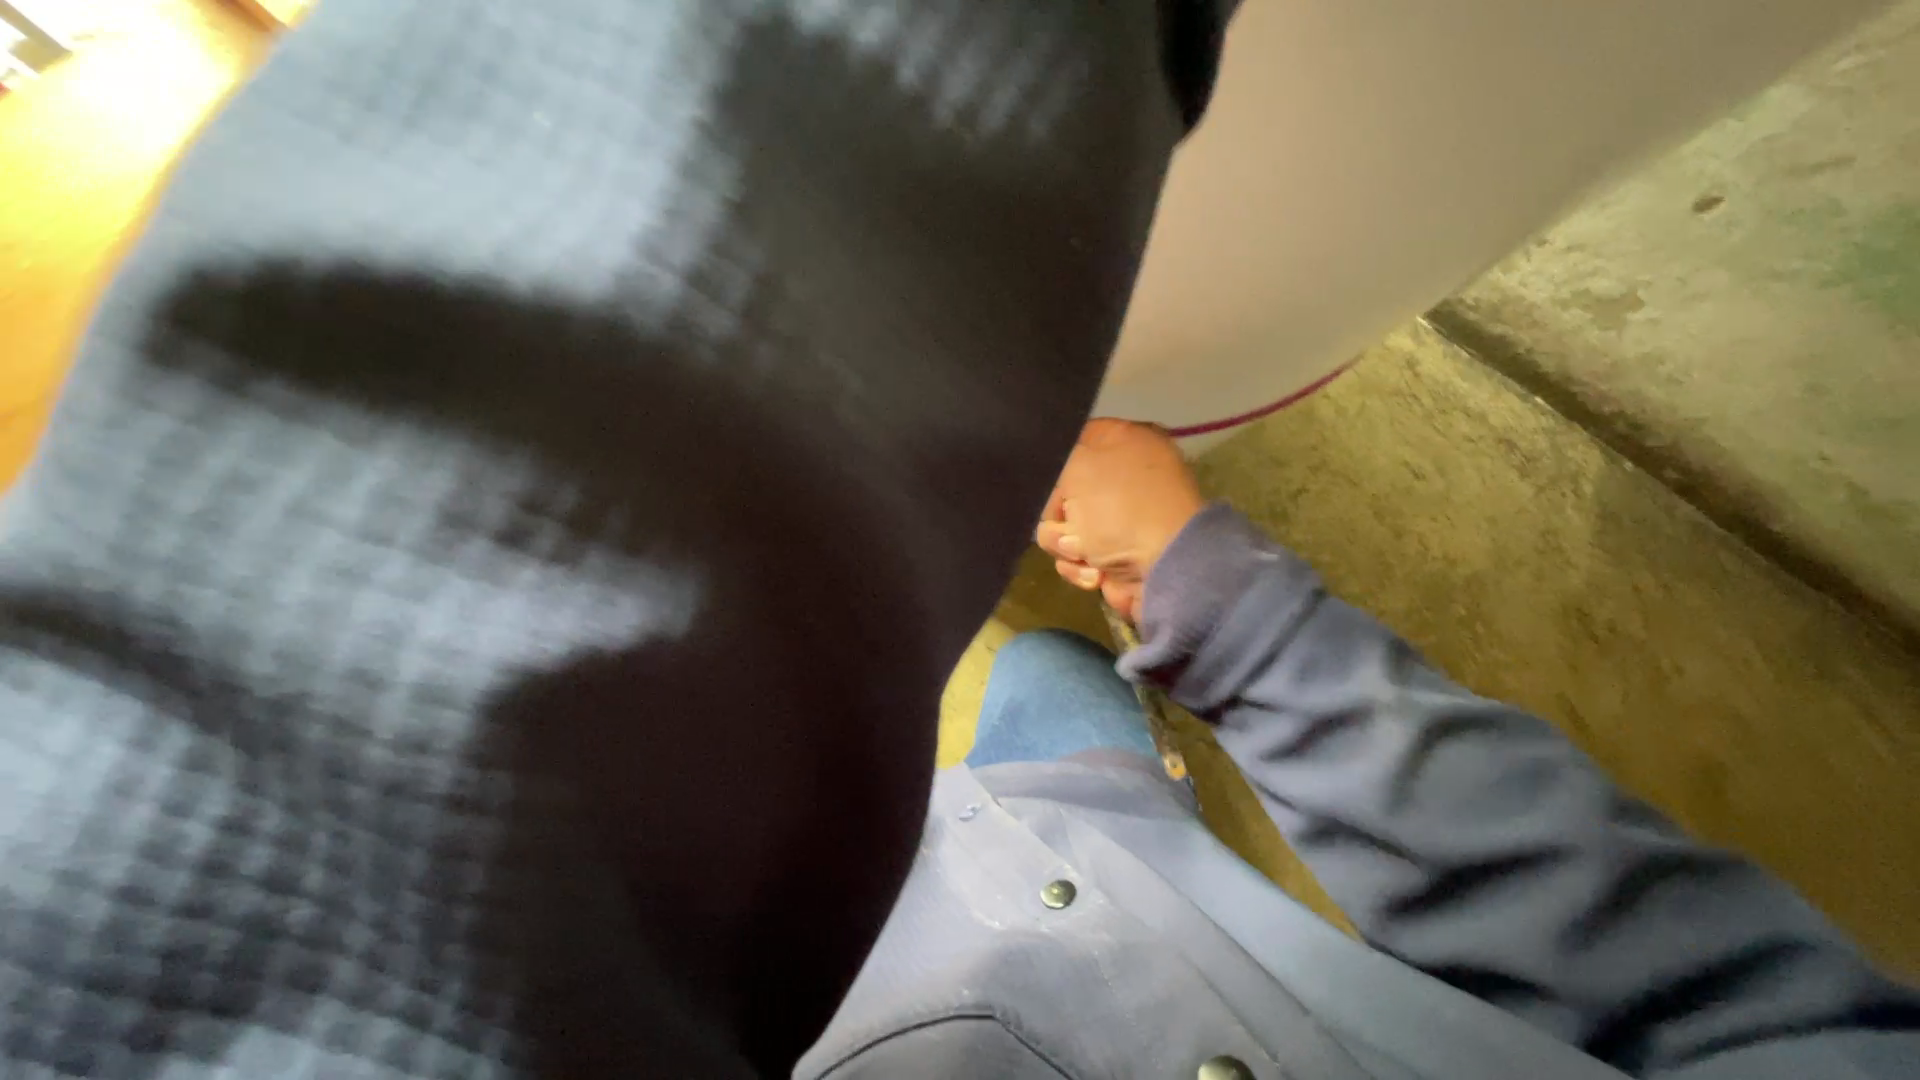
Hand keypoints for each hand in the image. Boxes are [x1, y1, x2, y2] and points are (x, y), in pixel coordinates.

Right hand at [1035, 418, 1205, 621]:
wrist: (1162, 568)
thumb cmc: (1121, 507)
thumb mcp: (1079, 464)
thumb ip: (1058, 456)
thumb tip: (1056, 472)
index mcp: (1126, 441)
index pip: (1075, 438)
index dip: (1056, 459)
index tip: (1049, 478)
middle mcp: (1123, 477)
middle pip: (1062, 489)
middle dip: (1058, 513)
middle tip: (1069, 523)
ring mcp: (1118, 520)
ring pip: (1062, 528)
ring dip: (1065, 544)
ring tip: (1084, 553)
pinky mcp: (1113, 555)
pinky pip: (1075, 558)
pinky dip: (1080, 568)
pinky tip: (1096, 573)